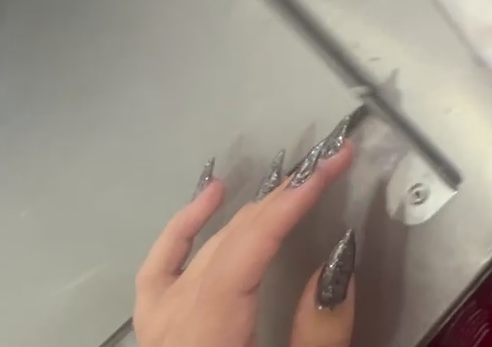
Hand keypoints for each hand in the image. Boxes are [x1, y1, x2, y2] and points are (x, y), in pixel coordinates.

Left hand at [135, 142, 357, 346]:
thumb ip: (320, 330)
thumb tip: (337, 257)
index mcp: (206, 345)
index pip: (243, 253)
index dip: (292, 202)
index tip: (335, 164)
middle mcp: (170, 339)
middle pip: (224, 250)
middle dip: (282, 200)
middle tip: (330, 163)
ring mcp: (154, 342)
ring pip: (195, 260)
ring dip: (247, 214)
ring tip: (288, 178)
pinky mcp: (156, 344)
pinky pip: (157, 280)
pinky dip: (181, 236)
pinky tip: (209, 201)